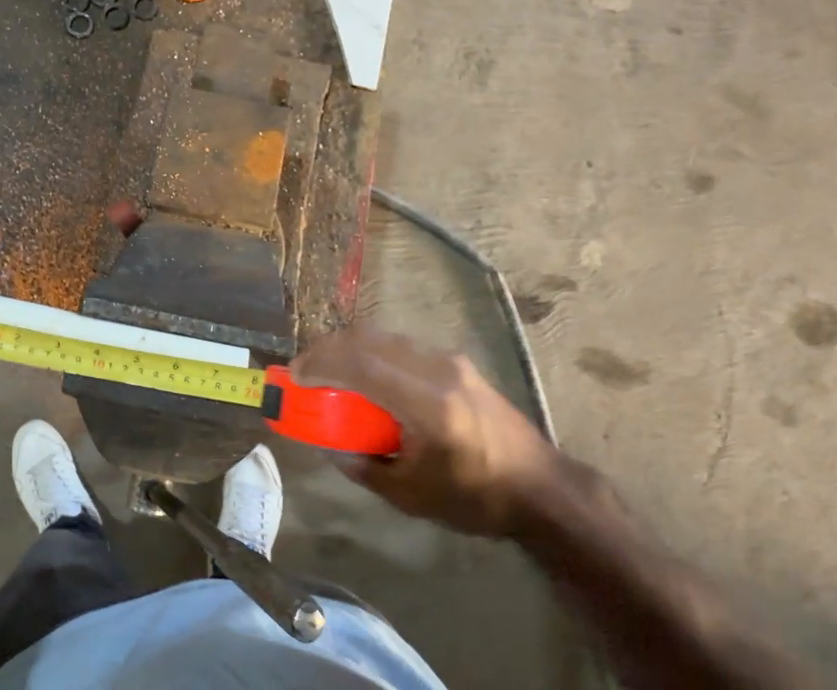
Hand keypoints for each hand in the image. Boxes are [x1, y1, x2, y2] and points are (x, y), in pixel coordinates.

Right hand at [291, 325, 564, 537]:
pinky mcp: (458, 363)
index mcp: (428, 403)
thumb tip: (331, 447)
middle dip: (328, 350)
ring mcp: (451, 361)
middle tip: (304, 372)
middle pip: (370, 340)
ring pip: (386, 338)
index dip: (321, 363)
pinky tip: (366, 378)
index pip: (362, 363)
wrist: (541, 488)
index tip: (294, 378)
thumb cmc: (476, 498)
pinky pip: (403, 347)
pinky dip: (374, 354)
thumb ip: (365, 467)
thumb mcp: (412, 494)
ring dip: (351, 349)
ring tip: (329, 373)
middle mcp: (438, 369)